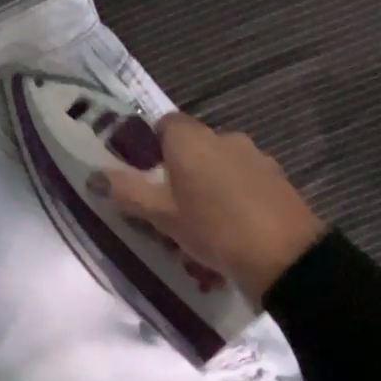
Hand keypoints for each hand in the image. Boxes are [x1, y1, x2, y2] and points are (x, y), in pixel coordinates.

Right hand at [103, 112, 325, 302]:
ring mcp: (255, 157)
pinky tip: (230, 230)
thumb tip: (95, 175)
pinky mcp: (277, 179)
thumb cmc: (213, 228)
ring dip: (206, 185)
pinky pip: (242, 182)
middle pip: (193, 145)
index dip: (151, 145)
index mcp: (191, 140)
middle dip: (179, 170)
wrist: (285, 257)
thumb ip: (127, 192)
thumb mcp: (161, 216)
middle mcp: (224, 137)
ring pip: (219, 164)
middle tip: (167, 206)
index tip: (145, 174)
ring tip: (200, 225)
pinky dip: (232, 198)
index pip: (165, 123)